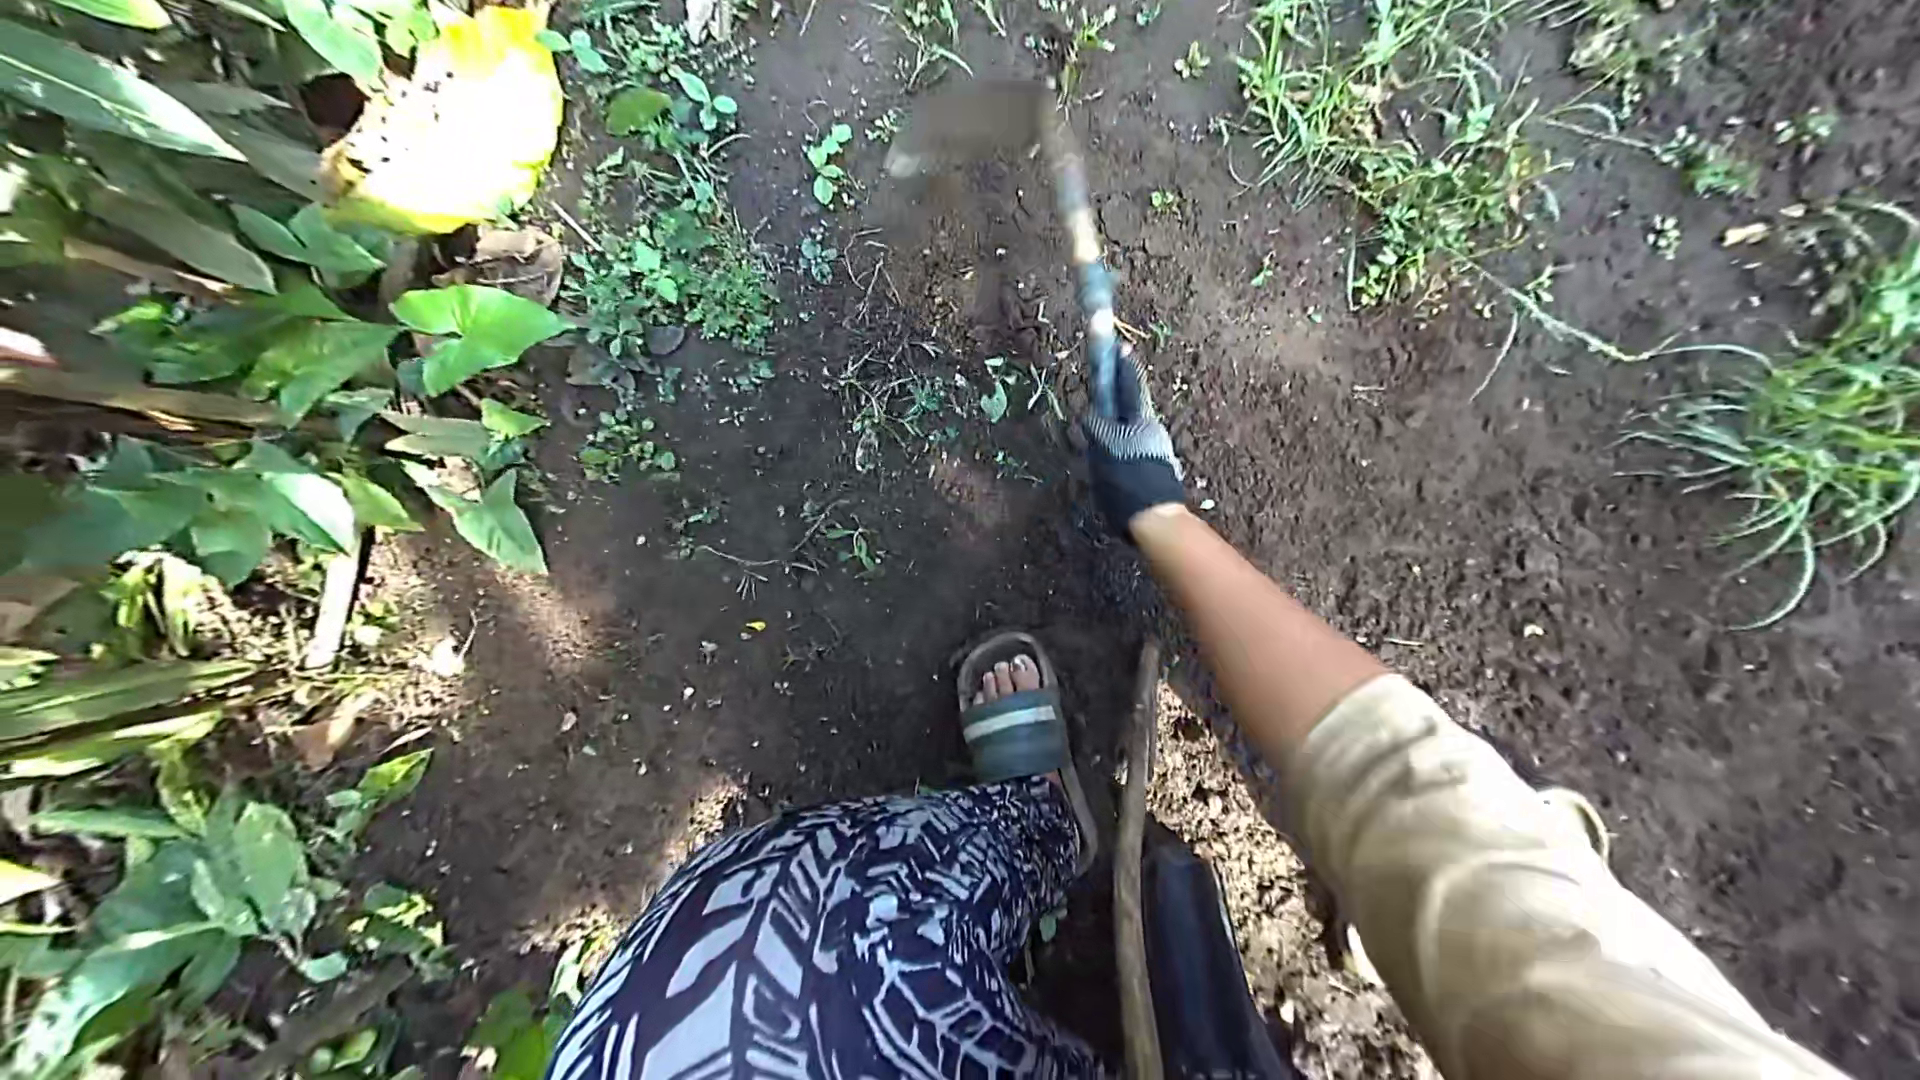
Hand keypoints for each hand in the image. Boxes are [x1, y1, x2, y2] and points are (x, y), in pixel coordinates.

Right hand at [1082, 354, 1184, 538]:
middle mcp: (1151, 429)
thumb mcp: (1104, 457)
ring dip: (1122, 421)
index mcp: (1139, 423)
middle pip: (1133, 403)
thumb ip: (1099, 432)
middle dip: (1122, 391)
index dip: (1121, 366)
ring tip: (1107, 429)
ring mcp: (1157, 447)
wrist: (1157, 519)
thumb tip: (1094, 415)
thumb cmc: (1127, 488)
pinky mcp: (1158, 463)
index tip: (1119, 346)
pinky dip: (1126, 441)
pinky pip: (1137, 444)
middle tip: (1113, 379)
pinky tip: (1118, 456)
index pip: (1127, 387)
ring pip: (1134, 425)